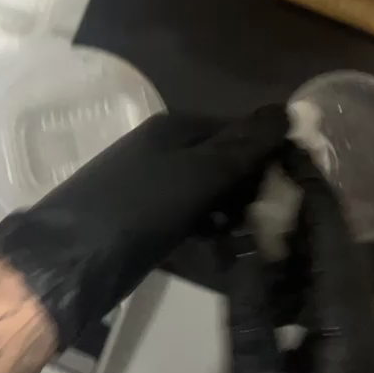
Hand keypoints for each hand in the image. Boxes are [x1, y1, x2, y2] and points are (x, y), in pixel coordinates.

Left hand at [0, 104, 288, 346]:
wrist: (69, 262)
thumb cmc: (136, 210)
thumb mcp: (195, 175)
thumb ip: (241, 146)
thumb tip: (288, 110)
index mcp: (176, 128)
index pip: (239, 128)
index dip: (271, 150)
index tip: (304, 180)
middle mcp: (164, 147)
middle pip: (224, 157)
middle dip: (256, 182)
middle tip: (288, 215)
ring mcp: (152, 183)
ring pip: (210, 188)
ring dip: (237, 207)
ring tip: (267, 235)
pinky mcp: (145, 217)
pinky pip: (192, 213)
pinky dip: (213, 226)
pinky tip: (230, 248)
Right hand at [222, 151, 373, 372]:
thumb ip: (246, 307)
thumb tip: (236, 238)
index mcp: (356, 323)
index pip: (333, 232)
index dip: (310, 182)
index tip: (286, 142)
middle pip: (338, 249)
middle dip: (297, 214)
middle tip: (255, 188)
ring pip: (343, 274)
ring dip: (304, 253)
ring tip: (258, 234)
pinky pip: (350, 301)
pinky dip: (316, 284)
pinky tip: (282, 289)